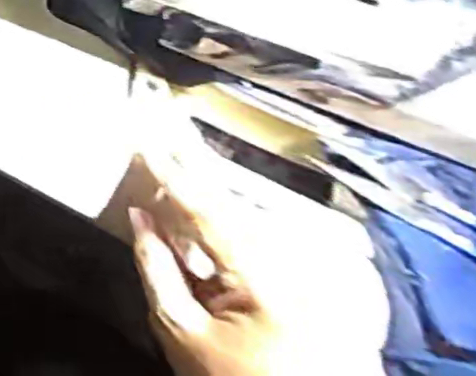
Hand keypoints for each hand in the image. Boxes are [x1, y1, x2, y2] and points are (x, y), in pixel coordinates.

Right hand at [127, 160, 387, 375]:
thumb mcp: (181, 333)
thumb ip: (155, 269)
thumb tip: (141, 221)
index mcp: (272, 287)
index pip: (211, 215)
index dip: (174, 178)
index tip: (148, 146)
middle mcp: (308, 282)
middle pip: (242, 212)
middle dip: (200, 177)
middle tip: (170, 141)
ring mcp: (326, 294)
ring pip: (262, 227)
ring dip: (220, 201)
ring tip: (186, 172)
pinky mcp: (334, 307)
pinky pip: (280, 249)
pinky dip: (244, 228)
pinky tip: (217, 219)